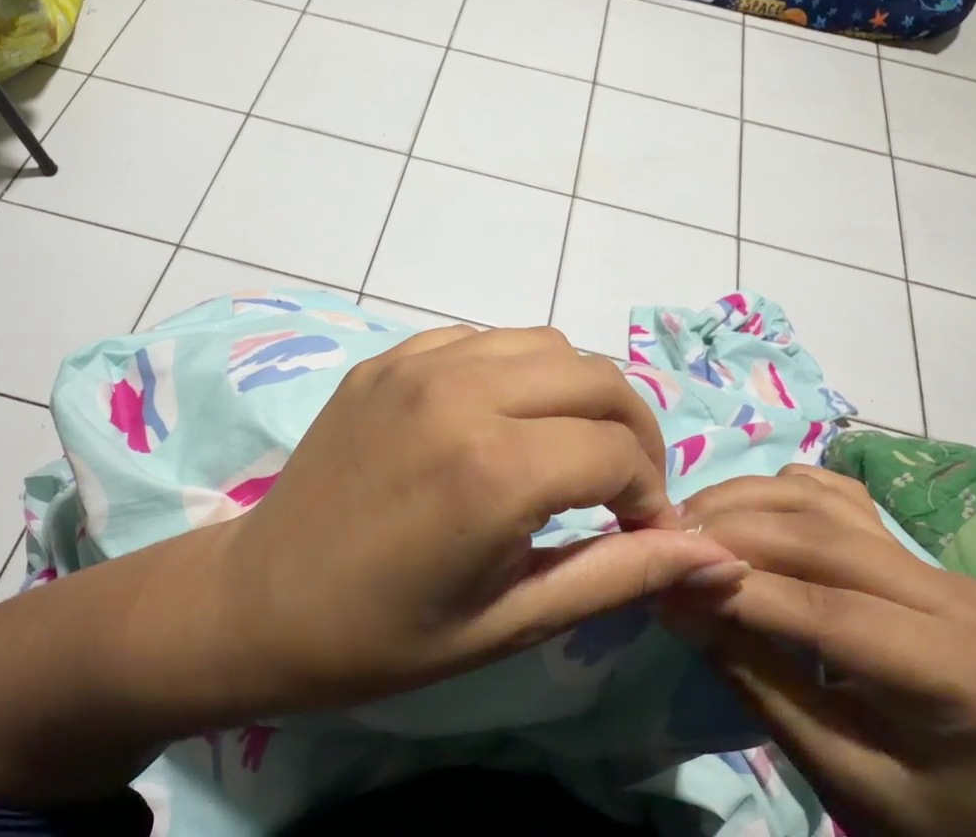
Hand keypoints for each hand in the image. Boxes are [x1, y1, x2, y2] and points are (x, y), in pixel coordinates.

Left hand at [0, 324, 743, 806]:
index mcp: (493, 468)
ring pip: (549, 345)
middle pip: (600, 380)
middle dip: (633, 436)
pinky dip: (520, 373)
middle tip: (620, 495)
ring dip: (581, 397)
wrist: (257, 601)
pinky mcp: (389, 356)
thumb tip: (718, 557)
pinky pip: (486, 339)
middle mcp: (462, 391)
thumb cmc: (380, 635)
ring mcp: (419, 361)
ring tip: (567, 456)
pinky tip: (502, 425)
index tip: (643, 540)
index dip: (652, 500)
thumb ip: (617, 576)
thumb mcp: (507, 623)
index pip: (621, 453)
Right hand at [661, 466, 975, 836]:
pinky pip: (843, 500)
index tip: (666, 580)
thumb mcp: (836, 770)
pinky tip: (740, 508)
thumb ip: (756, 679)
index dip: (743, 590)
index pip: (832, 612)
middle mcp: (957, 599)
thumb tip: (674, 601)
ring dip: (750, 500)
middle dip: (735, 532)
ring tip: (687, 519)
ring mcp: (939, 567)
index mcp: (958, 672)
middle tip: (662, 539)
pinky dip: (784, 491)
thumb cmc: (918, 814)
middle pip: (826, 539)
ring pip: (828, 503)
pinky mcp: (916, 555)